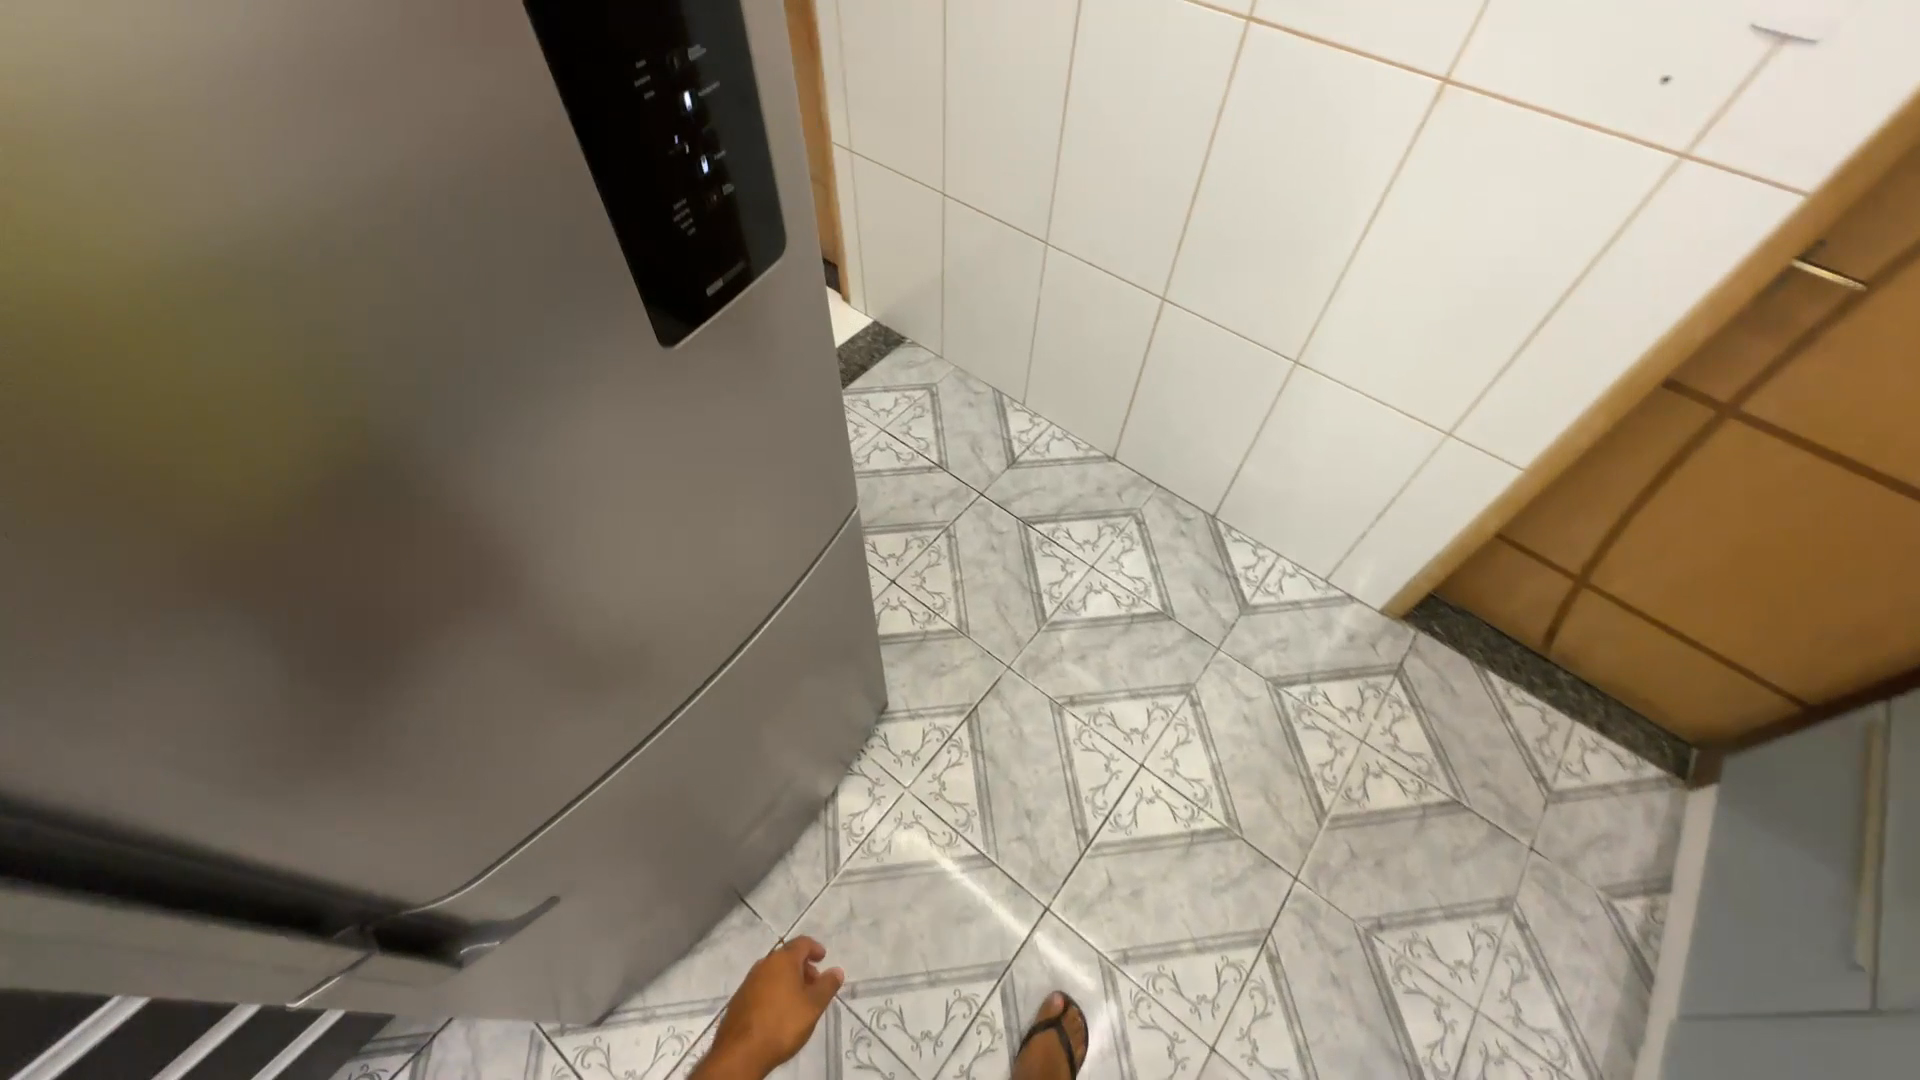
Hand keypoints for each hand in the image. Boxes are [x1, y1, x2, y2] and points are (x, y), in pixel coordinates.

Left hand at [699, 937, 844, 1079]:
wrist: (740, 1052)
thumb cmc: (782, 1023)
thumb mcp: (813, 1005)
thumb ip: (827, 986)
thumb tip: (836, 970)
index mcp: (783, 960)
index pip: (802, 943)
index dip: (815, 948)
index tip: (823, 958)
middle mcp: (764, 965)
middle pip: (787, 957)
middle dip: (803, 967)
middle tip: (814, 984)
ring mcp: (748, 982)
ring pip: (773, 973)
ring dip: (788, 980)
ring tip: (798, 1001)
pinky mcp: (739, 1000)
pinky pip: (761, 987)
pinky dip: (774, 992)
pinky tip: (778, 1012)